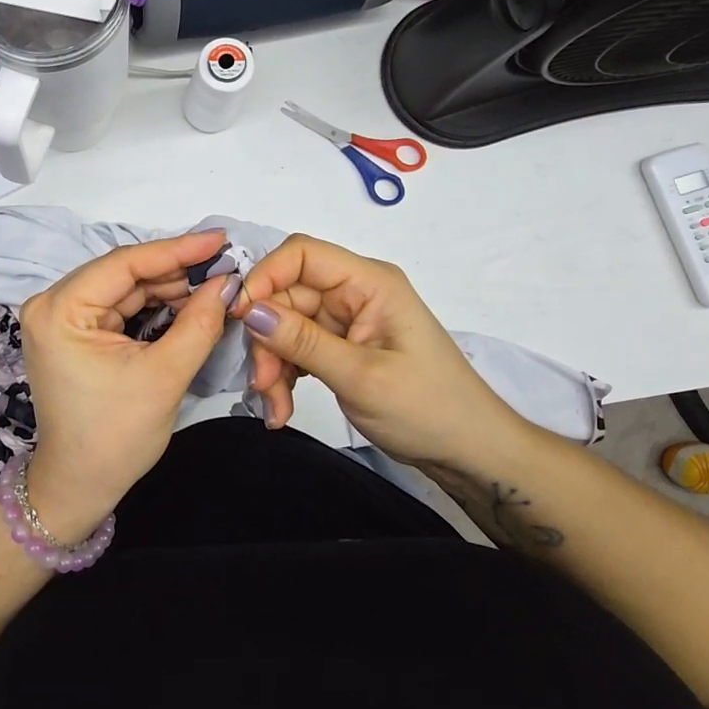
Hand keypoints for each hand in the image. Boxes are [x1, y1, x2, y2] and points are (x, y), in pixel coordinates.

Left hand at [17, 231, 235, 539]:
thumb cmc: (115, 437)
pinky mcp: (73, 334)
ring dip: (167, 288)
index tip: (220, 239)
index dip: (177, 250)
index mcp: (59, 310)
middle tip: (225, 266)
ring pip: (124, 289)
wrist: (80, 485)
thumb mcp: (165, 376)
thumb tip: (228, 283)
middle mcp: (51, 305)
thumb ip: (199, 323)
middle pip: (123, 273)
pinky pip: (118, 308)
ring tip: (214, 284)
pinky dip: (152, 307)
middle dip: (175, 271)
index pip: (124, 264)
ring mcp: (60, 319)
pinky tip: (187, 302)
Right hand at [234, 234, 523, 462]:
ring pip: (285, 326)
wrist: (469, 452)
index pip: (302, 255)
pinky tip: (282, 407)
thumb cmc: (429, 409)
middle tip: (261, 384)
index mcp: (370, 283)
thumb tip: (249, 310)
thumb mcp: (361, 376)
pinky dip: (284, 375)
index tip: (239, 317)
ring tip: (274, 406)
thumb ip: (302, 341)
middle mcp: (355, 293)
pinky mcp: (340, 347)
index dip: (265, 277)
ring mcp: (347, 321)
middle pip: (287, 296)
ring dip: (272, 364)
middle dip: (266, 338)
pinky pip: (296, 349)